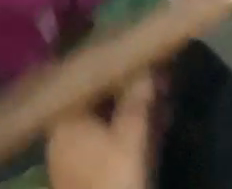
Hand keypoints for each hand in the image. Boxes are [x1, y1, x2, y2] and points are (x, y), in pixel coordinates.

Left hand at [45, 74, 160, 188]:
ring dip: (137, 107)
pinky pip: (113, 140)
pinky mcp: (92, 174)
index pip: (86, 80)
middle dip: (131, 86)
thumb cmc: (112, 178)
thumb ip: (138, 96)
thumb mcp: (131, 132)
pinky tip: (160, 124)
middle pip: (100, 100)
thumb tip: (144, 65)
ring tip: (166, 96)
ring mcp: (77, 157)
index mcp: (65, 122)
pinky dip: (134, 129)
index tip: (137, 55)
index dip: (113, 66)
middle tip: (161, 75)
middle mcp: (65, 136)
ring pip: (109, 119)